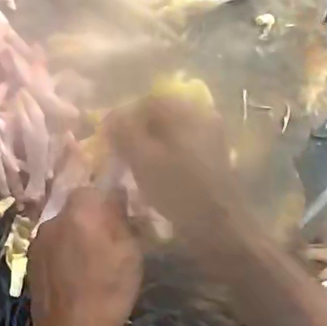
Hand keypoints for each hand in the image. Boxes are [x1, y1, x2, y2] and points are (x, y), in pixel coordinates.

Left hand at [29, 188, 142, 325]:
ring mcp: (39, 239)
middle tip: (115, 237)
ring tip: (97, 258)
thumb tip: (117, 196)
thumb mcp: (130, 253)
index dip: (113, 198)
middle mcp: (54, 217)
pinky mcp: (32, 259)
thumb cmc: (108, 292)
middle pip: (80, 205)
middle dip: (96, 216)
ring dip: (81, 233)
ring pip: (67, 225)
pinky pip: (57, 243)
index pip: (98, 186)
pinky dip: (69, 250)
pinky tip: (80, 272)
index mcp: (80, 210)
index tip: (127, 215)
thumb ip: (123, 218)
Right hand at [104, 97, 254, 259]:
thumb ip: (123, 131)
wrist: (220, 224)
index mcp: (183, 110)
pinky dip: (168, 154)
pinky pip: (185, 145)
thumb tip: (112, 117)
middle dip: (137, 130)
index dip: (122, 117)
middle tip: (119, 152)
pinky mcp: (217, 156)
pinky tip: (158, 173)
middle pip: (161, 114)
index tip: (106, 138)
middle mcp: (201, 114)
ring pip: (173, 131)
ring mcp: (213, 135)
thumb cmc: (177, 189)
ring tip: (136, 165)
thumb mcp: (142, 158)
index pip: (146, 101)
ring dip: (152, 143)